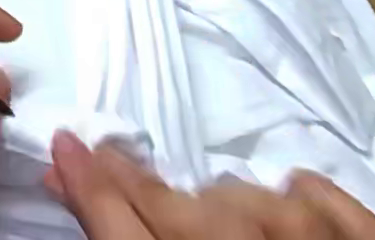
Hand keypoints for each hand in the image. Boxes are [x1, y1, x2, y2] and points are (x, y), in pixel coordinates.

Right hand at [46, 131, 374, 239]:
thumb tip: (82, 189)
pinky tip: (294, 226)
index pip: (122, 225)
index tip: (64, 144)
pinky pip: (310, 188)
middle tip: (129, 187)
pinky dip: (295, 205)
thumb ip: (127, 239)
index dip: (88, 183)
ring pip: (235, 194)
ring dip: (223, 216)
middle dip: (144, 195)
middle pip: (173, 203)